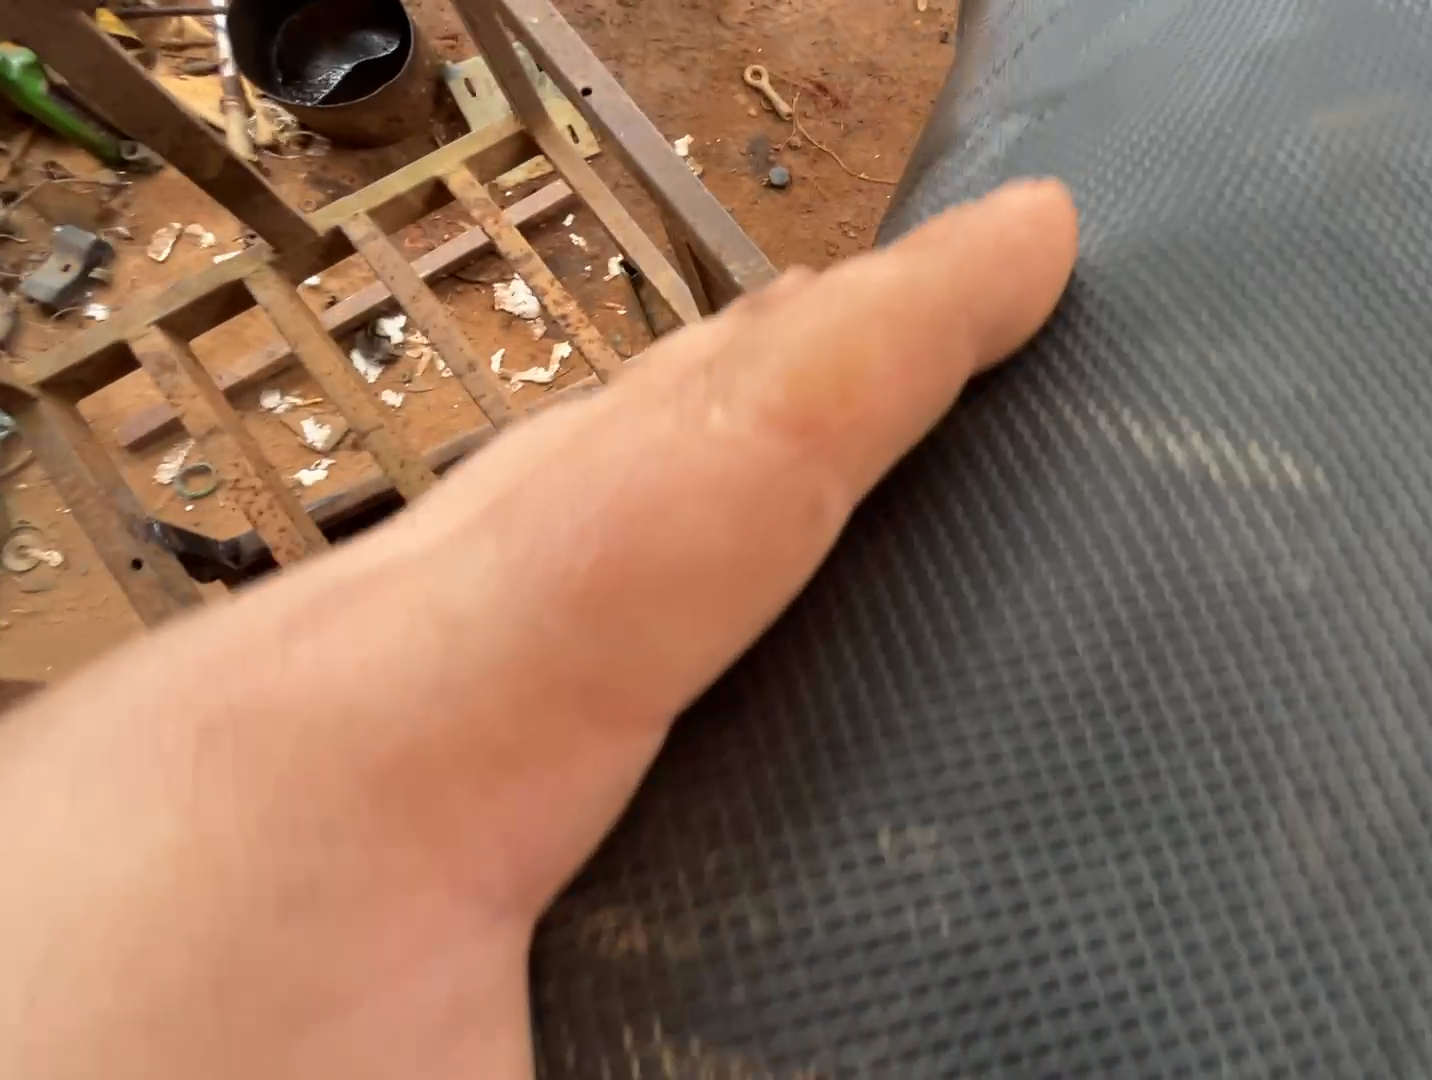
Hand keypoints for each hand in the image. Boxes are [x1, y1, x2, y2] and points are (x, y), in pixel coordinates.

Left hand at [0, 179, 1078, 1079]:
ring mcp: (315, 680)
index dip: (912, 319)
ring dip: (761, 395)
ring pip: (595, 458)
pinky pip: (541, 547)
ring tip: (882, 363)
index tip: (1031, 237)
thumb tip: (988, 1039)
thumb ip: (768, 1032)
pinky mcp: (316, 735)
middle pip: (663, 410)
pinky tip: (731, 520)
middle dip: (851, 321)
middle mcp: (337, 658)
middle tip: (979, 279)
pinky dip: (665, 486)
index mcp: (389, 742)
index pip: (733, 449)